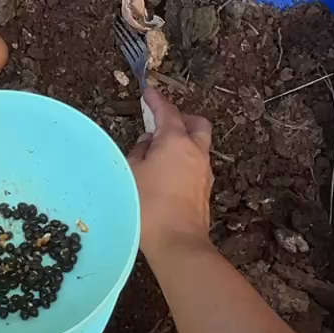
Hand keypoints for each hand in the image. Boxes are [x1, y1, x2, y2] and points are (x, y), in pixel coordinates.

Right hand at [126, 86, 213, 255]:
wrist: (177, 241)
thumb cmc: (147, 204)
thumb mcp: (130, 172)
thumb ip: (137, 151)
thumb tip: (146, 143)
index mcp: (175, 142)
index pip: (167, 112)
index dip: (156, 100)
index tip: (148, 91)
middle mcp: (195, 152)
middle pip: (196, 123)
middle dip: (180, 117)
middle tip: (160, 121)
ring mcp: (203, 172)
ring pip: (198, 144)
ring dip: (182, 140)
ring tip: (158, 149)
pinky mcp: (203, 189)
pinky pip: (195, 163)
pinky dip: (183, 159)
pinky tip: (165, 170)